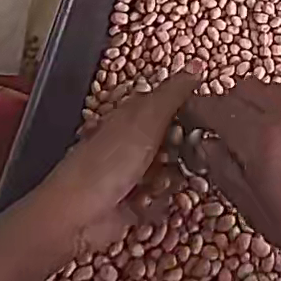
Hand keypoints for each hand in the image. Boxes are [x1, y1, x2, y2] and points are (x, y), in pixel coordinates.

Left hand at [34, 63, 201, 255]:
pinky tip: (146, 202)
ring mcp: (133, 172)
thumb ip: (174, 93)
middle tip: (176, 155)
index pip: (170, 105)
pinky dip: (157, 202)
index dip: (189, 112)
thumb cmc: (109, 160)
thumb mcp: (147, 118)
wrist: (77, 216)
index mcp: (134, 113)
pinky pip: (161, 199)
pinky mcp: (135, 202)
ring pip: (171, 171)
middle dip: (183, 151)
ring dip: (169, 179)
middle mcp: (134, 140)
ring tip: (156, 183)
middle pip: (175, 141)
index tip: (204, 120)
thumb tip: (199, 64)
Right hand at [183, 78, 280, 276]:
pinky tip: (276, 135)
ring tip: (249, 135)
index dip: (196, 111)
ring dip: (248, 104)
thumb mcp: (252, 208)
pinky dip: (272, 107)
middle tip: (219, 133)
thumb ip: (221, 167)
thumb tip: (204, 143)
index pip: (216, 108)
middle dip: (223, 107)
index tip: (186, 118)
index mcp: (263, 140)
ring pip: (262, 88)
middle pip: (237, 89)